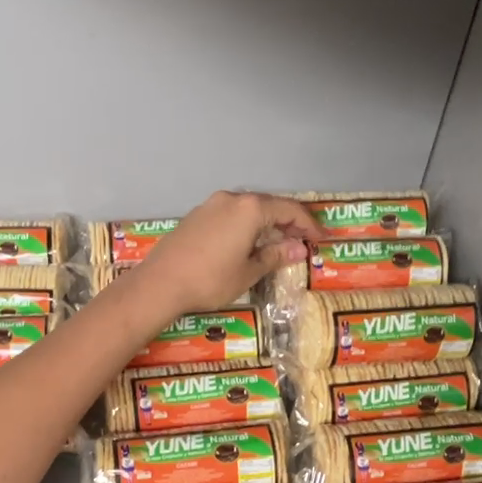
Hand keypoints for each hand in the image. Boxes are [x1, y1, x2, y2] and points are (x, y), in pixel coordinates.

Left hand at [131, 190, 322, 315]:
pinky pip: (231, 215)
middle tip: (302, 241)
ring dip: (266, 223)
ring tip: (278, 243)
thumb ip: (275, 255)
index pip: (289, 210)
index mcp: (250, 209)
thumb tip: (298, 249)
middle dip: (289, 222)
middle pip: (269, 205)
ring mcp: (211, 205)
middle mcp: (232, 199)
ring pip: (248, 209)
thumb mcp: (249, 272)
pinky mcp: (197, 215)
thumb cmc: (211, 280)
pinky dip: (246, 225)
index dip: (308, 225)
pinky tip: (248, 243)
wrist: (161, 283)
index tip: (320, 239)